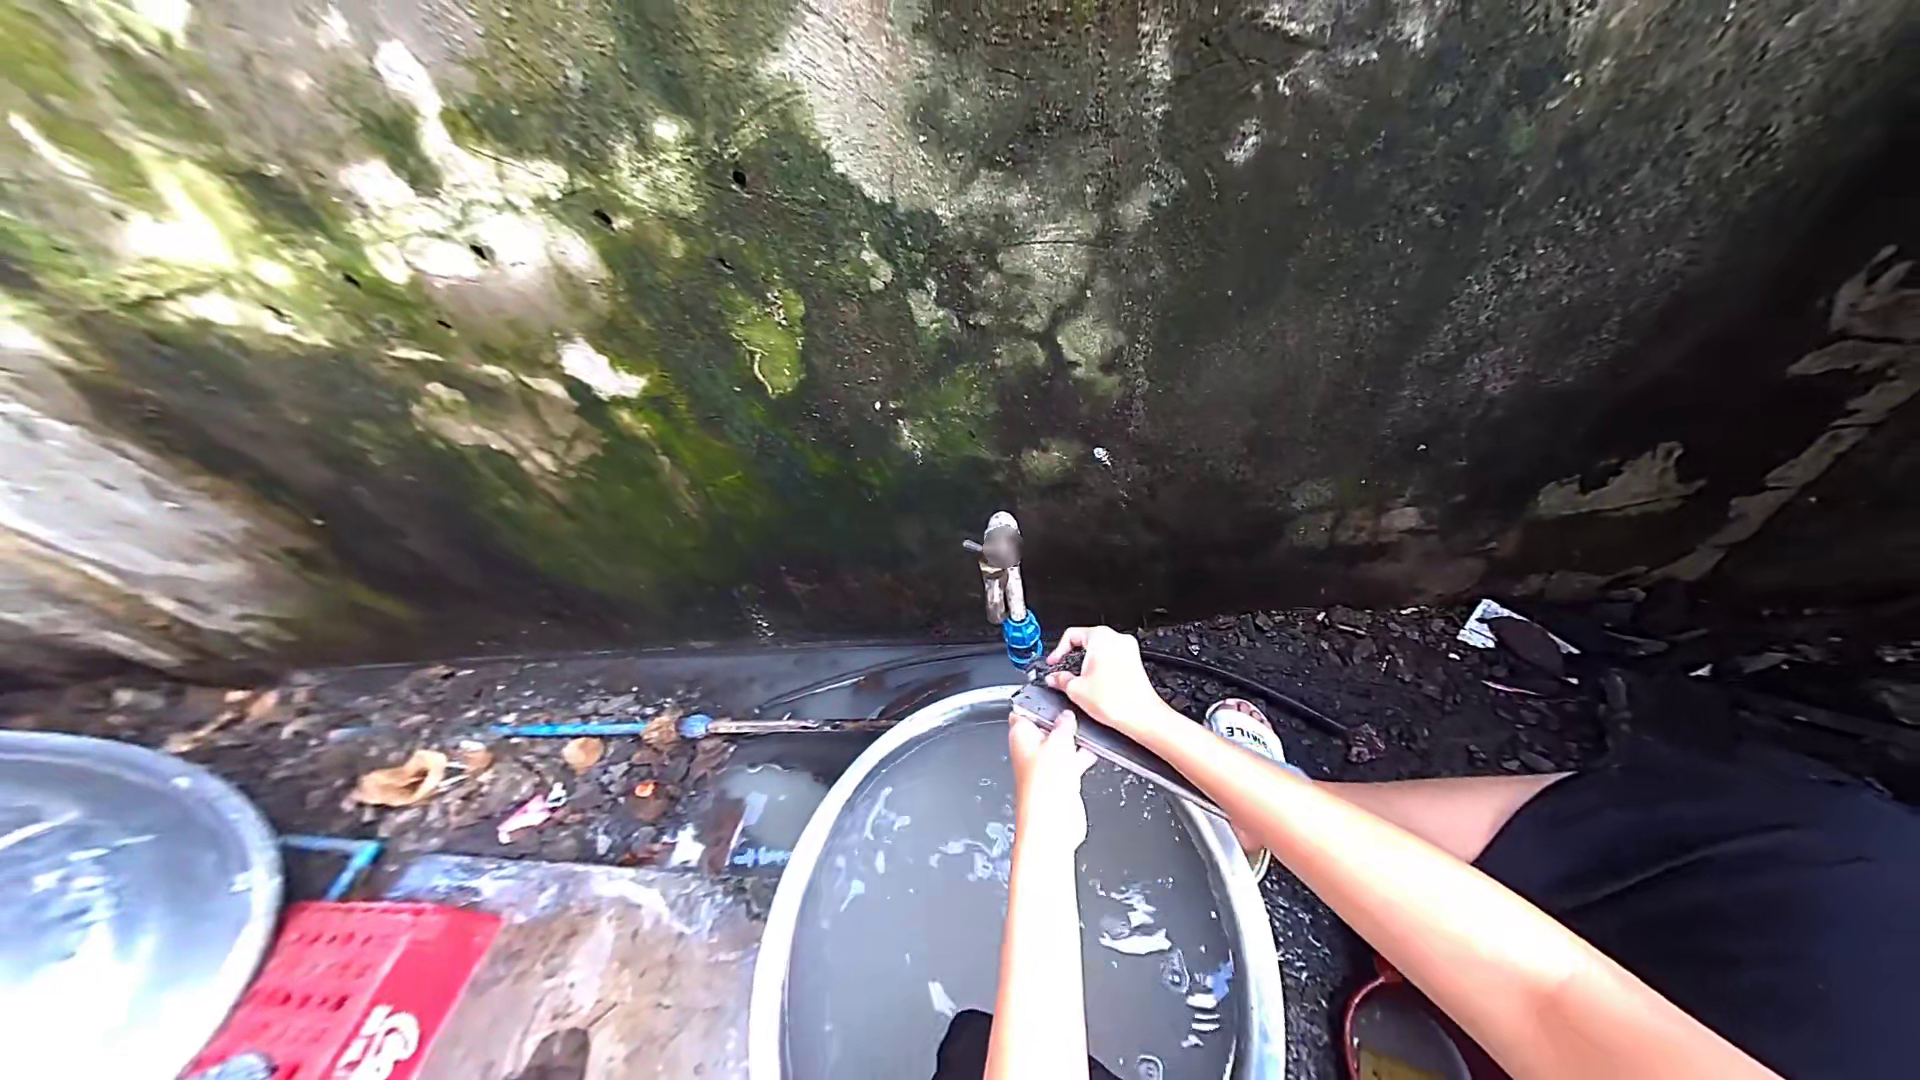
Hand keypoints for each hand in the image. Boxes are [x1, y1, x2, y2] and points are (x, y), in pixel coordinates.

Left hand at [1008, 707, 1095, 849]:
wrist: (1052, 822)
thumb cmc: (1043, 785)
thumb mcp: (1058, 742)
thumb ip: (1064, 725)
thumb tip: (1066, 716)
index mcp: (1020, 735)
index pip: (1023, 710)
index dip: (1036, 701)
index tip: (1051, 694)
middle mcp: (1030, 750)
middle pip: (1044, 726)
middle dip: (1060, 720)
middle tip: (1074, 712)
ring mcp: (1045, 765)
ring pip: (1059, 744)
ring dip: (1073, 738)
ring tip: (1088, 729)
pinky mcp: (1059, 779)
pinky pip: (1070, 761)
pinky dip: (1081, 756)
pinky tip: (1093, 751)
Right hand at [1044, 626, 1177, 738]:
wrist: (1142, 717)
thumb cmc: (1116, 702)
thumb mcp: (1075, 689)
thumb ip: (1059, 679)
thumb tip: (1054, 678)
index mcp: (1101, 637)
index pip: (1071, 635)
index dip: (1058, 650)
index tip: (1054, 662)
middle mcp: (1117, 639)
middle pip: (1086, 640)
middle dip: (1072, 656)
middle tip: (1064, 670)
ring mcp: (1129, 650)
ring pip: (1100, 649)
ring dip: (1087, 662)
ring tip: (1080, 680)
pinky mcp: (1134, 662)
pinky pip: (1112, 658)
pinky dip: (1101, 667)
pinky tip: (1096, 685)